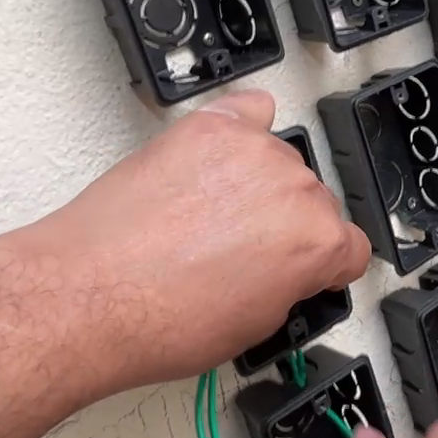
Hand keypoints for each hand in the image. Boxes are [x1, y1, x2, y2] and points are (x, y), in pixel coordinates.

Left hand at [0, 88, 372, 437]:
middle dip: (287, 225)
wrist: (85, 295)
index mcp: (318, 241)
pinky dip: (243, 128)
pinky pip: (249, 109)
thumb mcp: (252, 328)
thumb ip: (290, 286)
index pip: (352, 247)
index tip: (307, 267)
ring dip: (259, 182)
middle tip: (245, 249)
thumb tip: (286, 273)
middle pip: (316, 201)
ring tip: (211, 211)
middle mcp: (295, 188)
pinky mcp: (210, 128)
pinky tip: (222, 156)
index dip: (327, 265)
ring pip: (280, 159)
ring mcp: (253, 152)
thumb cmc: (155, 320)